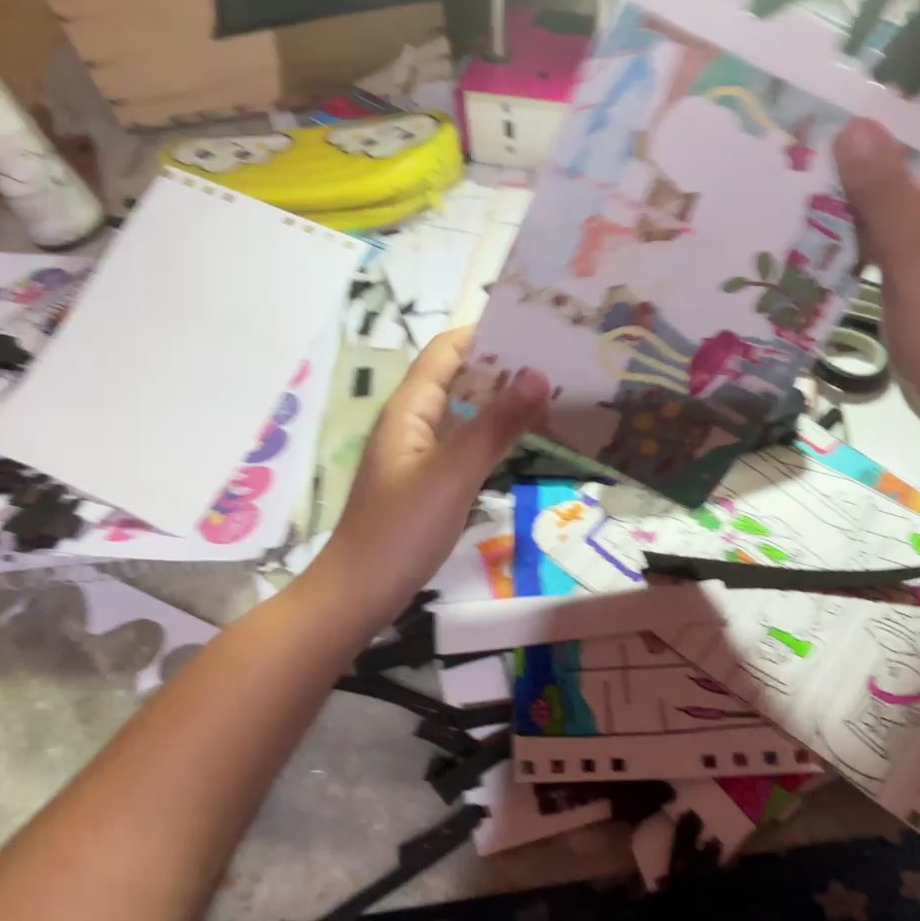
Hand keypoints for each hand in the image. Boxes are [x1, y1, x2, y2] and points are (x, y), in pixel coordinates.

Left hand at [309, 327, 548, 620]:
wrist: (360, 592)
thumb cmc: (402, 529)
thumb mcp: (454, 473)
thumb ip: (496, 425)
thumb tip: (538, 374)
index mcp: (410, 408)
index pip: (448, 350)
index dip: (488, 333)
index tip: (538, 329)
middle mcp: (412, 421)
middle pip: (458, 378)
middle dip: (503, 367)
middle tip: (560, 362)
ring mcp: (418, 452)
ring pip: (463, 413)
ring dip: (501, 402)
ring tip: (554, 395)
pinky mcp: (426, 481)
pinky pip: (463, 443)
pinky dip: (492, 435)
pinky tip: (524, 442)